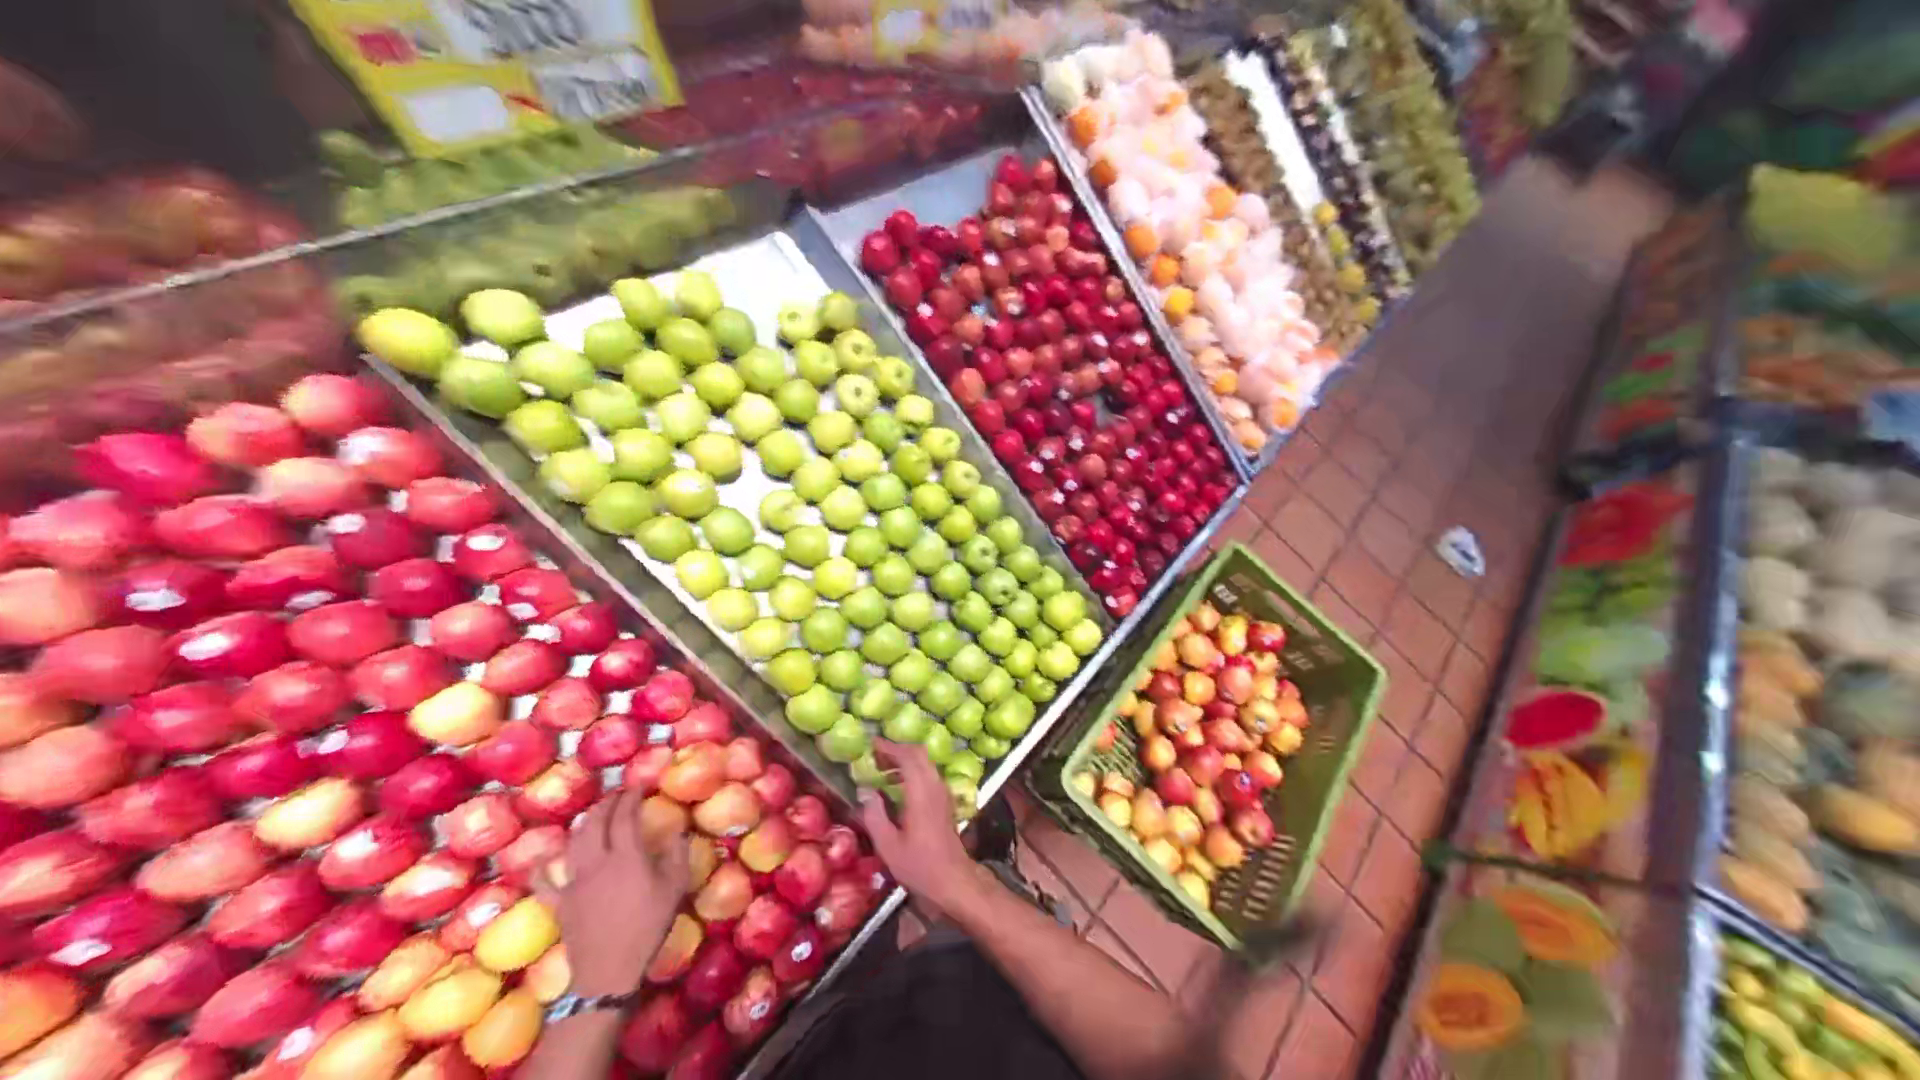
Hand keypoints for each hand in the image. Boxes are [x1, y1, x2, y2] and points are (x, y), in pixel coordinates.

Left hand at [537, 789, 688, 996]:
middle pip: (597, 823)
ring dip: (583, 823)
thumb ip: (676, 855)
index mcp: (626, 855)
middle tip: (617, 794)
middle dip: (606, 803)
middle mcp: (596, 861)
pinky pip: (544, 882)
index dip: (631, 797)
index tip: (638, 786)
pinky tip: (540, 860)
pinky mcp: (559, 903)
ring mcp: (573, 882)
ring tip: (592, 814)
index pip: (625, 816)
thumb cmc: (647, 926)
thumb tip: (676, 831)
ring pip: (573, 843)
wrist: (609, 970)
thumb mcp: (674, 888)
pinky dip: (541, 868)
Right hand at [859, 740, 979, 915]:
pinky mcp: (945, 801)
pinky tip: (897, 787)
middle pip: (919, 754)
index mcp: (920, 792)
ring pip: (926, 763)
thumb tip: (865, 790)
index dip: (889, 747)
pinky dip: (913, 771)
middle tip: (875, 756)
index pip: (908, 756)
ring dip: (905, 760)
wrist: (953, 879)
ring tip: (882, 771)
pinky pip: (929, 774)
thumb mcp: (888, 845)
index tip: (871, 745)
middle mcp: (935, 786)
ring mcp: (943, 792)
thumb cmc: (919, 865)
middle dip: (897, 749)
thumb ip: (874, 815)